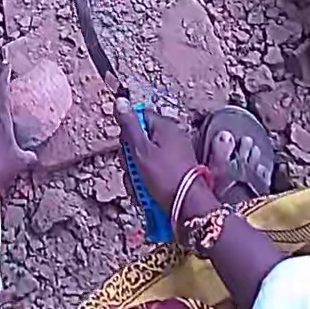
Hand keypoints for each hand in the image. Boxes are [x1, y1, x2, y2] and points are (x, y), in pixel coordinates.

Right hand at [114, 100, 215, 220]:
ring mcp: (175, 154)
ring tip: (140, 184)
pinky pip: (154, 170)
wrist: (189, 208)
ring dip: (137, 172)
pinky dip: (147, 180)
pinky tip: (146, 191)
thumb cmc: (165, 178)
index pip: (139, 117)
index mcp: (165, 126)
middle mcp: (172, 137)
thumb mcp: (141, 150)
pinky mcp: (175, 170)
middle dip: (131, 155)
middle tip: (133, 168)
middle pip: (141, 138)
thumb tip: (120, 100)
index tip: (126, 146)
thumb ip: (129, 126)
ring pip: (145, 157)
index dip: (128, 131)